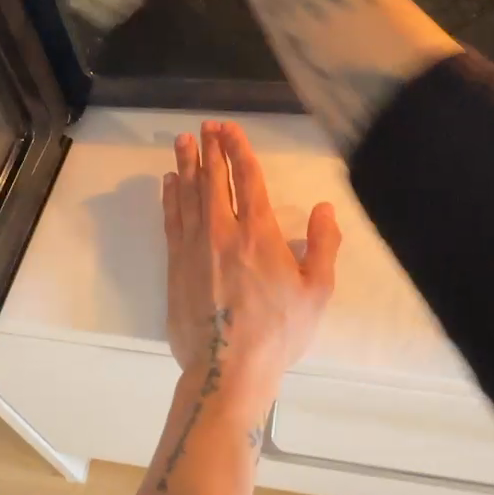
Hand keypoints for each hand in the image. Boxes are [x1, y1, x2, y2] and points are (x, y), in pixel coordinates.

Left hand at [162, 120, 340, 403]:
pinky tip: (169, 183)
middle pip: (213, 179)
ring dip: (186, 164)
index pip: (247, 179)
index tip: (229, 128)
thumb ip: (324, 245)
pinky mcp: (175, 264)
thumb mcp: (316, 292)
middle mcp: (222, 231)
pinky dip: (170, 197)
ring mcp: (194, 247)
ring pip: (188, 194)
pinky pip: (171, 220)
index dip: (238, 150)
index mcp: (259, 234)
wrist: (228, 369)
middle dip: (210, 149)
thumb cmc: (278, 332)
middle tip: (205, 125)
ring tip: (183, 141)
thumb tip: (324, 208)